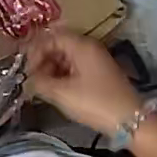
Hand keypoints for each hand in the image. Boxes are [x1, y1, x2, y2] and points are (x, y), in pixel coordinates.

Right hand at [26, 30, 141, 135]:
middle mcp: (90, 47)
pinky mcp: (100, 73)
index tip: (26, 69)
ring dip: (52, 69)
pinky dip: (63, 76)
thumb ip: (39, 82)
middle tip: (33, 80)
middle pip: (59, 45)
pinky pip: (75, 67)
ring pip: (66, 57)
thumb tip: (28, 78)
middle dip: (43, 61)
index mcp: (81, 45)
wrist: (129, 120)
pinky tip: (57, 90)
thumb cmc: (94, 103)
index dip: (35, 50)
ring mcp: (96, 60)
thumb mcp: (61, 93)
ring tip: (43, 88)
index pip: (51, 37)